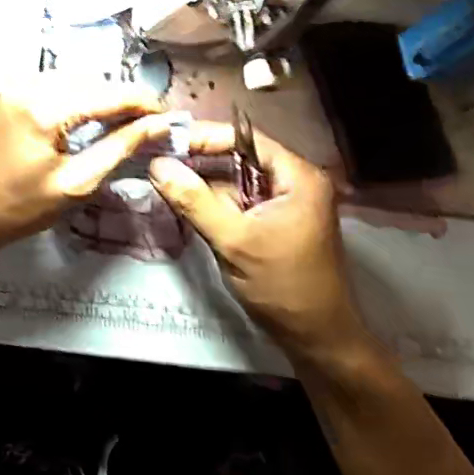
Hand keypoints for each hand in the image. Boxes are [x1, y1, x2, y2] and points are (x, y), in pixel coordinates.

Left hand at [0, 80, 174, 268]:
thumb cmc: (16, 210)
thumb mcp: (75, 184)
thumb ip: (119, 148)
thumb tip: (156, 125)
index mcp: (44, 107)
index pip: (108, 93)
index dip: (144, 103)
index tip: (168, 117)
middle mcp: (27, 84)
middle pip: (92, 80)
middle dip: (123, 99)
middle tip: (149, 125)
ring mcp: (12, 86)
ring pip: (73, 80)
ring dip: (100, 97)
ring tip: (123, 123)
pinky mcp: (5, 94)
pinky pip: (52, 86)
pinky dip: (75, 98)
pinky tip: (88, 119)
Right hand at [148, 124, 371, 360]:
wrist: (316, 337)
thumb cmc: (282, 286)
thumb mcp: (234, 242)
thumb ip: (195, 201)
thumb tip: (157, 166)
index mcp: (297, 177)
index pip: (246, 140)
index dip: (206, 137)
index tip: (167, 141)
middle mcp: (294, 182)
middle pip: (240, 158)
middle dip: (200, 160)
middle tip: (158, 159)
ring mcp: (285, 204)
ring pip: (237, 182)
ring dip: (204, 183)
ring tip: (163, 177)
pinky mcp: (274, 223)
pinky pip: (241, 203)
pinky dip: (215, 203)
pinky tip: (184, 201)